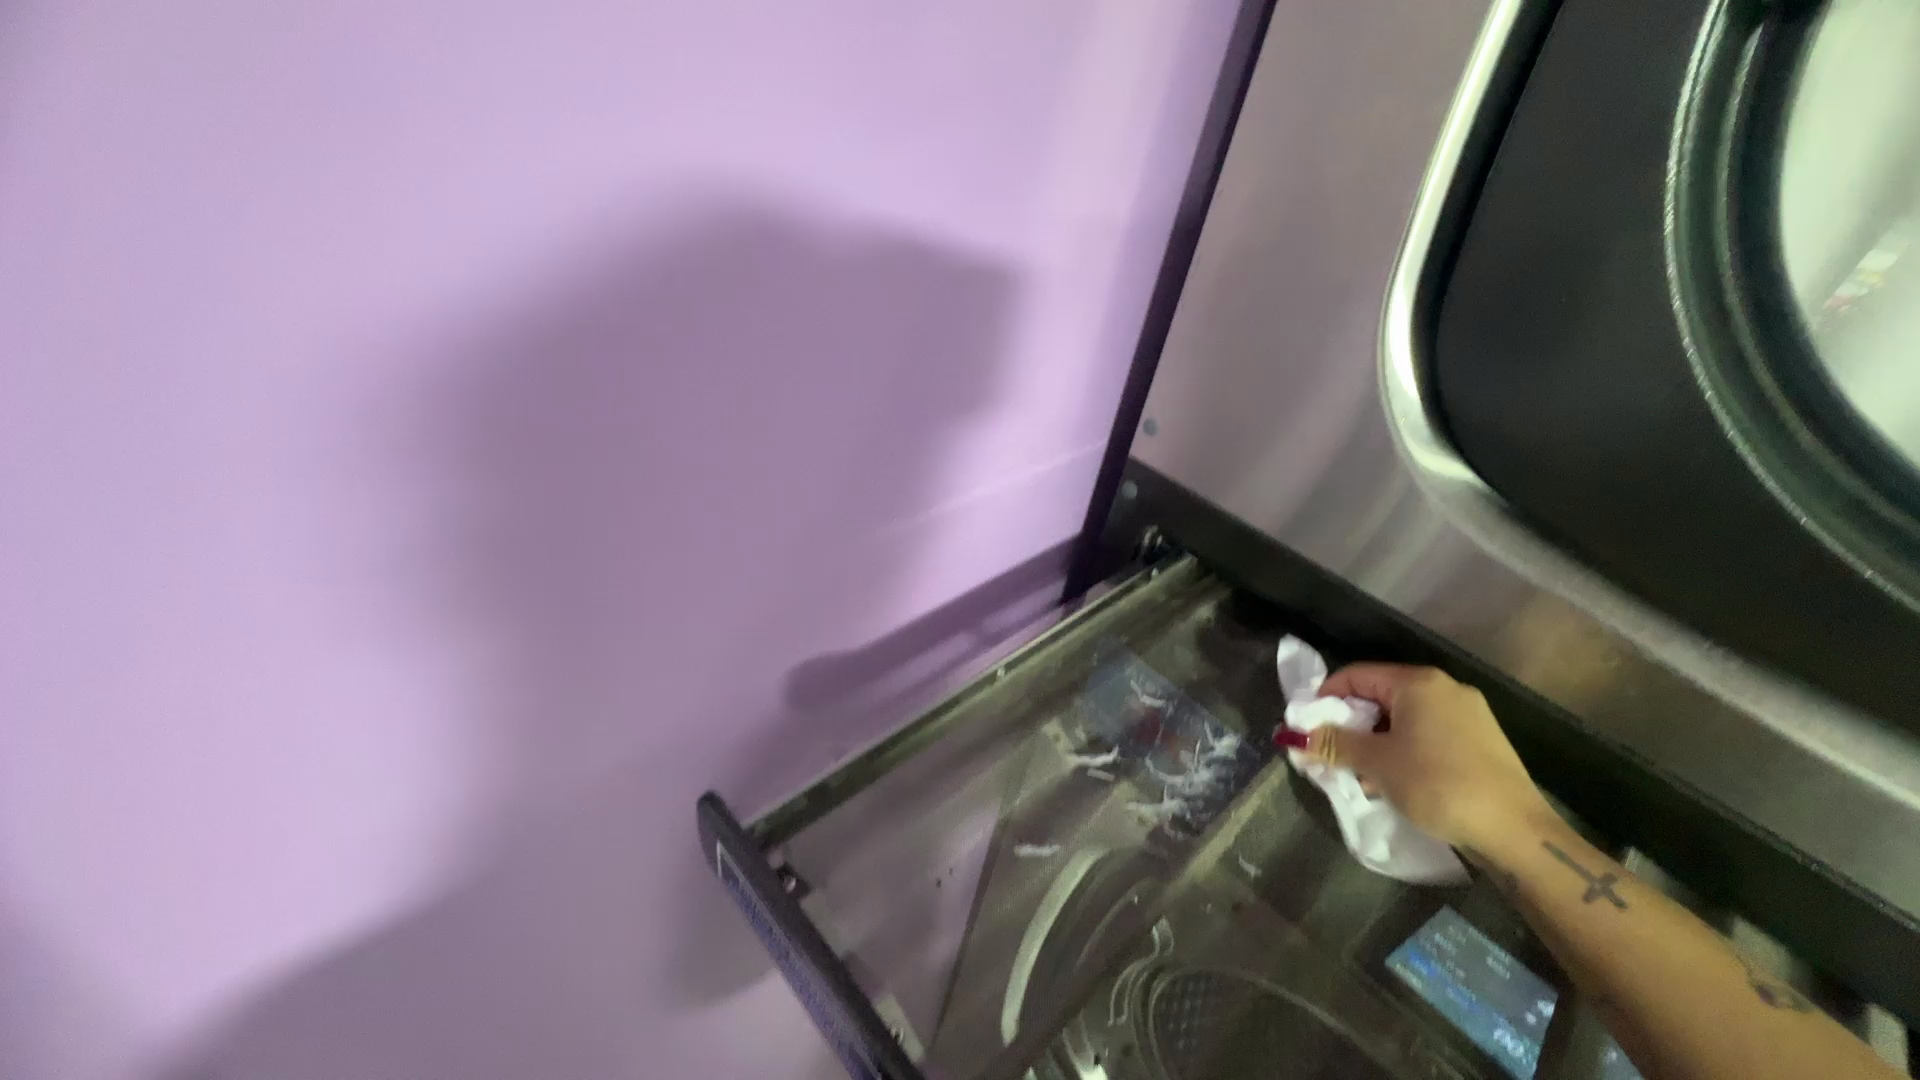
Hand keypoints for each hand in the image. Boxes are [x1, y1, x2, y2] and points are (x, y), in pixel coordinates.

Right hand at [1305, 664, 1554, 849]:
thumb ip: (1333, 744)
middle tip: (1332, 754)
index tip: (1309, 728)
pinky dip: (1403, 749)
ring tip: (1362, 773)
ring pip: (1404, 717)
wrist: (1515, 831)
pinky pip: (1427, 733)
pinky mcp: (1481, 741)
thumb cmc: (1437, 783)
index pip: (1356, 675)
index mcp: (1418, 682)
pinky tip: (1397, 780)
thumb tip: (1292, 736)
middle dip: (1351, 723)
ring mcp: (1468, 714)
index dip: (1326, 698)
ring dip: (1376, 740)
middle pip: (1380, 695)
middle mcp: (1445, 688)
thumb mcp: (1376, 762)